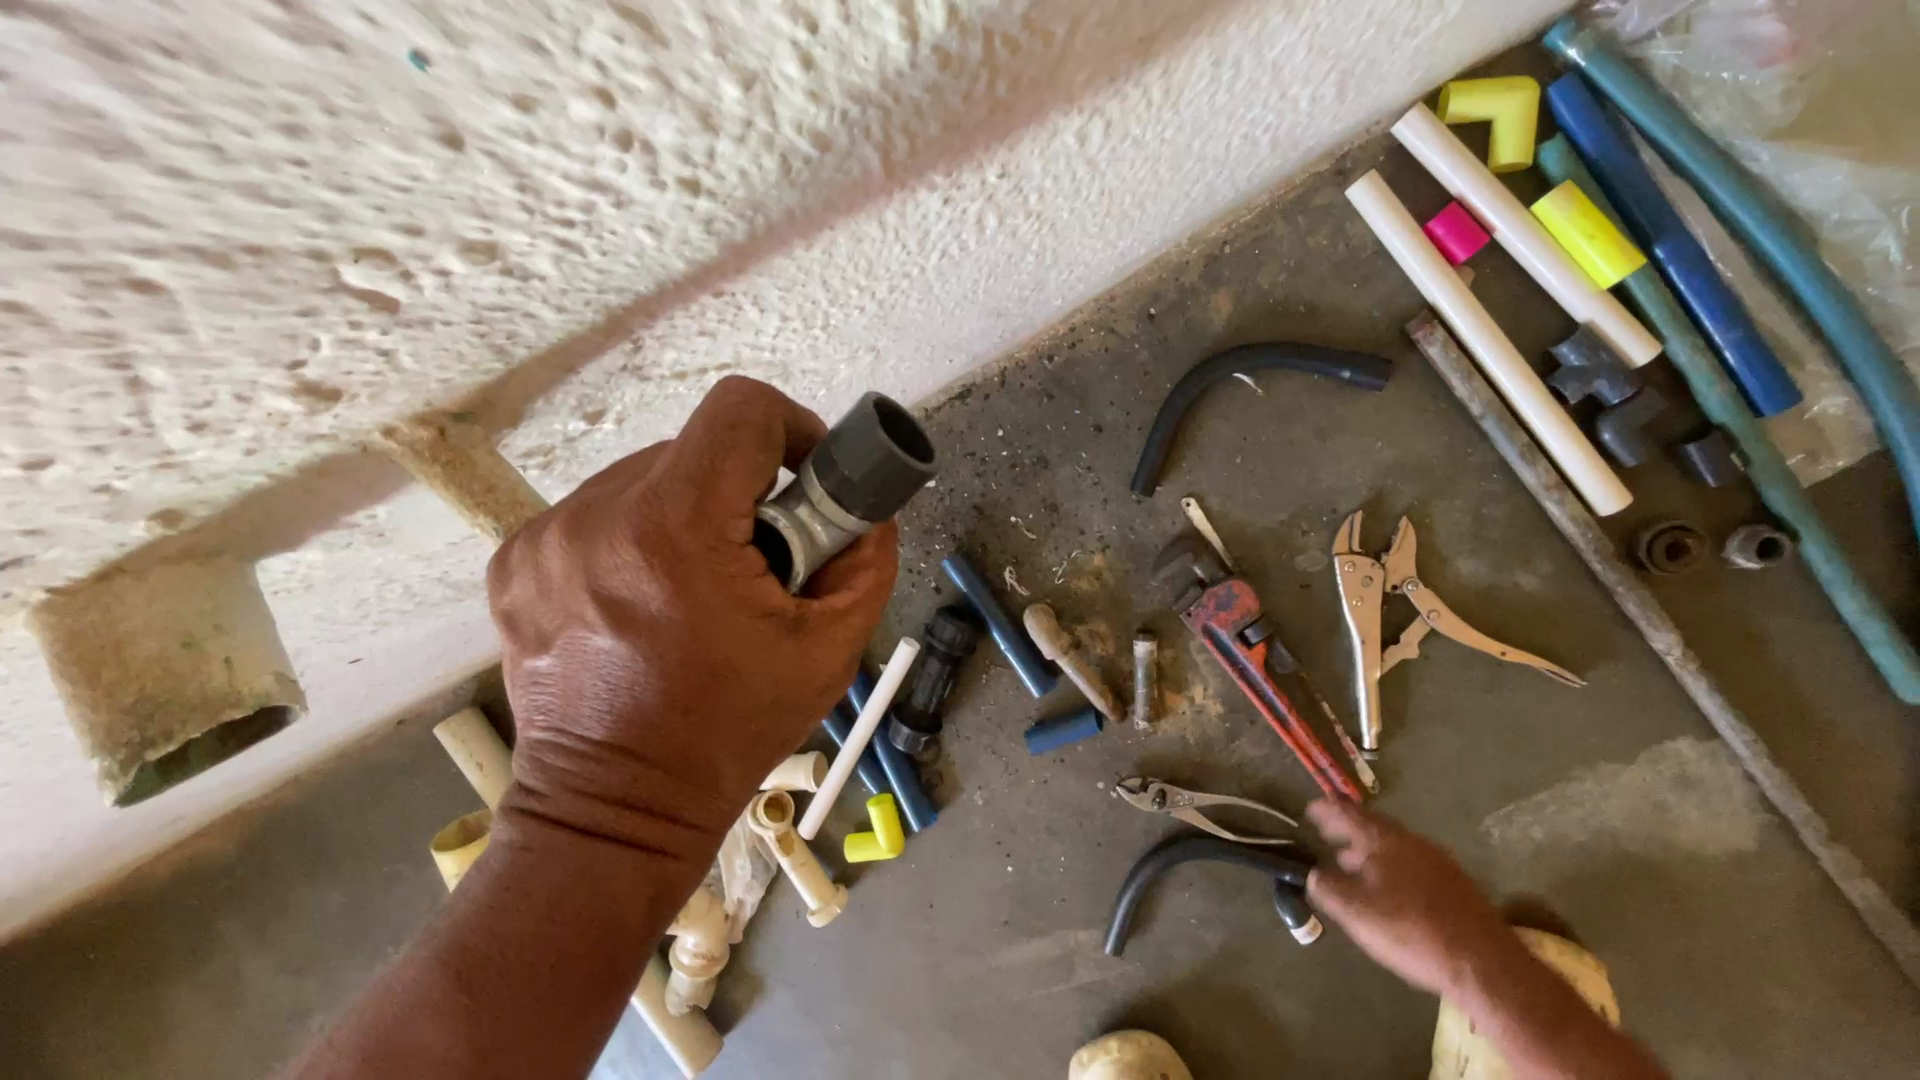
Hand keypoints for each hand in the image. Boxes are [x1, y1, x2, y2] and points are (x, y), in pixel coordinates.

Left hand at [486, 376, 898, 853]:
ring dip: (688, 513)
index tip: (805, 481)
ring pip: (647, 479)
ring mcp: (545, 537)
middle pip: (695, 448)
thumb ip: (866, 558)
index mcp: (678, 531)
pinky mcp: (515, 561)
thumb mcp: (832, 650)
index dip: (791, 428)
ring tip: (699, 588)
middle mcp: (598, 516)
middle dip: (742, 490)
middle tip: (761, 558)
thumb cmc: (732, 730)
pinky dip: (636, 539)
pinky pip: (598, 513)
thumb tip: (865, 508)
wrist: (616, 808)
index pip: (741, 410)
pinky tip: (646, 602)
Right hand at [1305, 799, 1519, 996]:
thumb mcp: (1356, 912)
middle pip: (1373, 825)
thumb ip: (1326, 887)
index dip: (1325, 809)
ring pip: (1394, 845)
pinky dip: (1391, 866)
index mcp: (1383, 840)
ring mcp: (1437, 861)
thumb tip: (1310, 872)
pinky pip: (1412, 862)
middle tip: (1327, 836)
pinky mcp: (1455, 883)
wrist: (1484, 963)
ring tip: (1351, 864)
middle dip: (1347, 829)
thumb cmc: (1411, 931)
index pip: (1347, 813)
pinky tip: (1388, 889)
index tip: (1308, 809)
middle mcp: (1411, 841)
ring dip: (1369, 850)